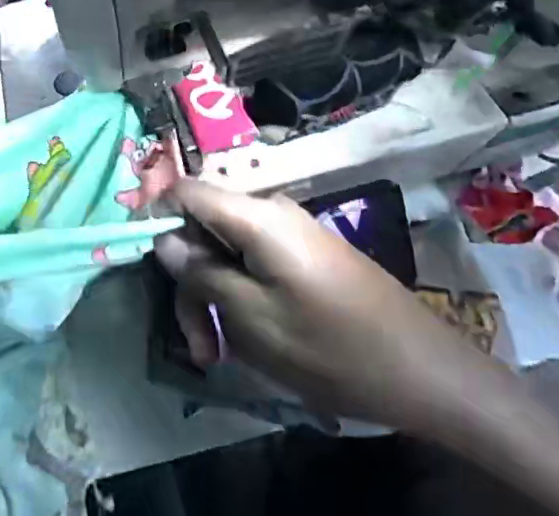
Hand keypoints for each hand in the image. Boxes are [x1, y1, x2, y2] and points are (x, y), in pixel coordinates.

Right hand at [153, 179, 467, 429]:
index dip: (155, 214)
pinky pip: (254, 263)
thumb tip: (165, 240)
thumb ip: (203, 274)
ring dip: (213, 299)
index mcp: (257, 216)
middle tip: (196, 345)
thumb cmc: (332, 346)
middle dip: (190, 282)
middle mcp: (271, 213)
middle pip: (205, 228)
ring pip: (227, 252)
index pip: (187, 190)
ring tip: (218, 354)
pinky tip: (245, 338)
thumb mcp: (254, 319)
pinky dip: (239, 297)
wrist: (422, 368)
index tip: (136, 258)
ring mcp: (290, 234)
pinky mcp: (304, 255)